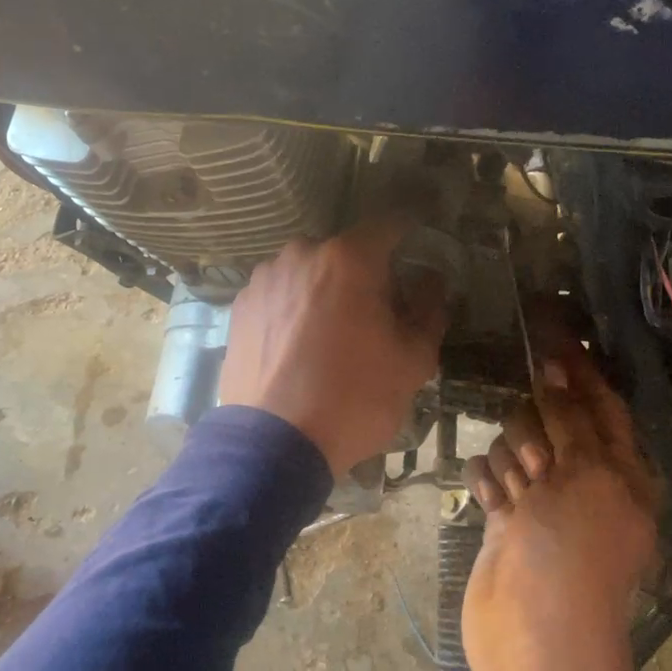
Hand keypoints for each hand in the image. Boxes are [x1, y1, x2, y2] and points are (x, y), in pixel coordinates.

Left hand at [218, 218, 447, 475]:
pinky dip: (293, 309)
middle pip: (345, 252)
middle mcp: (302, 253)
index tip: (419, 249)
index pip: (389, 225)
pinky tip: (298, 347)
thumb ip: (428, 311)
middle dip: (365, 274)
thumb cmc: (353, 398)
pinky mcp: (240, 305)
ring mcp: (265, 277)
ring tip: (332, 337)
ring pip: (309, 272)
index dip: (408, 234)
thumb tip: (431, 283)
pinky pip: (280, 294)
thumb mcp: (411, 362)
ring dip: (325, 291)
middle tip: (377, 313)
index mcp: (348, 258)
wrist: (273, 445)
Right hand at [462, 333, 660, 670]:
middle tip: (539, 469)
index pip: (599, 401)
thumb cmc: (575, 550)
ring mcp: (541, 496)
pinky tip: (493, 506)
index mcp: (620, 468)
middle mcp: (582, 476)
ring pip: (514, 441)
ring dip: (510, 462)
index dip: (578, 367)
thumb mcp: (587, 474)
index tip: (550, 327)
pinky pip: (488, 471)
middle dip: (536, 431)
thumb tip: (556, 366)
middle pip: (547, 416)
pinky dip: (488, 482)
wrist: (535, 633)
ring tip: (517, 498)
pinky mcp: (504, 514)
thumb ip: (570, 416)